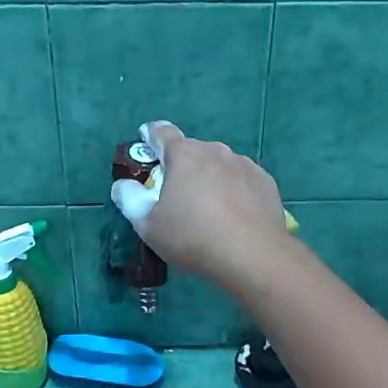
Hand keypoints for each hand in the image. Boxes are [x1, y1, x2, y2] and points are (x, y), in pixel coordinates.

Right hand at [110, 121, 289, 290]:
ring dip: (209, 177)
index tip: (146, 143)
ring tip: (208, 208)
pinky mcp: (265, 181)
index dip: (150, 136)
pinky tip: (234, 214)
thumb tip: (122, 185)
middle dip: (180, 165)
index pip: (161, 131)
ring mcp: (244, 164)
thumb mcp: (148, 224)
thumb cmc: (193, 237)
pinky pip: (241, 179)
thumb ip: (129, 199)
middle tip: (176, 193)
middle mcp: (214, 150)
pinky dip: (234, 189)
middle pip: (191, 151)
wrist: (253, 256)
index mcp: (183, 155)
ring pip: (218, 164)